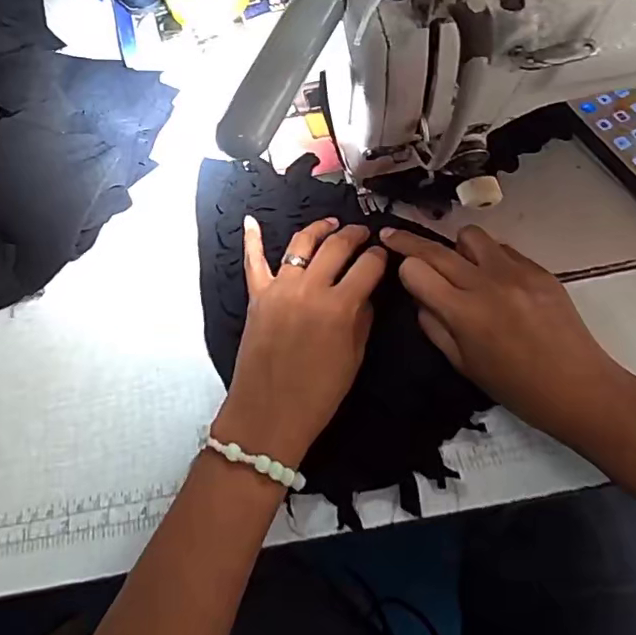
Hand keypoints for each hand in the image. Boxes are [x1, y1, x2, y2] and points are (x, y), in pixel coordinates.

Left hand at [214, 217, 386, 467]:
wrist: (269, 414)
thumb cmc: (318, 394)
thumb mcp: (353, 358)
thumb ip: (362, 319)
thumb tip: (366, 293)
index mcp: (340, 306)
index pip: (368, 267)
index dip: (380, 257)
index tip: (384, 254)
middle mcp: (310, 289)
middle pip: (337, 247)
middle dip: (355, 235)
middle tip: (363, 233)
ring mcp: (280, 289)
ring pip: (301, 244)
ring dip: (319, 229)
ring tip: (331, 224)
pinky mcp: (257, 296)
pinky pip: (253, 261)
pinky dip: (251, 239)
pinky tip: (251, 220)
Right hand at [380, 225, 635, 450]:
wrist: (580, 388)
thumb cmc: (517, 388)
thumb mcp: (464, 366)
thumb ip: (434, 327)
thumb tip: (420, 297)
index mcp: (464, 313)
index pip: (416, 269)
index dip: (403, 269)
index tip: (397, 267)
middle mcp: (487, 283)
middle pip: (436, 249)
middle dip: (407, 240)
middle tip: (392, 235)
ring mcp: (516, 272)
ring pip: (470, 236)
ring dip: (456, 247)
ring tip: (461, 267)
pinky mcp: (539, 269)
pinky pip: (503, 249)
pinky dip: (490, 258)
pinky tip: (496, 281)